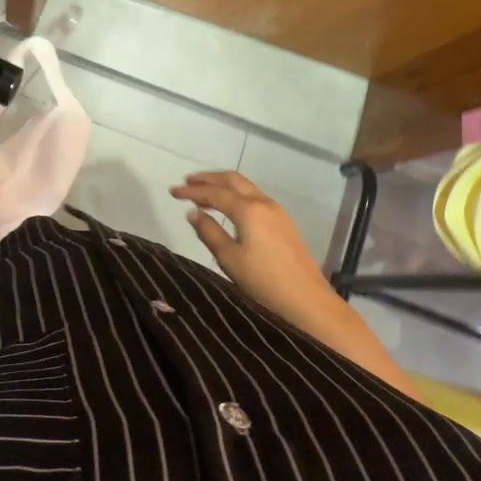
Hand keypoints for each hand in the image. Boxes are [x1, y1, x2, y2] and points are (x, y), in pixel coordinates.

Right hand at [172, 171, 330, 319]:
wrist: (308, 301)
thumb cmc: (264, 282)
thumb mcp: (229, 259)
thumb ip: (209, 232)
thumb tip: (193, 213)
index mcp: (248, 209)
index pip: (214, 192)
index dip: (191, 191)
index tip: (172, 192)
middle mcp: (264, 202)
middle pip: (232, 180)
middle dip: (208, 178)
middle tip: (187, 182)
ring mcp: (277, 212)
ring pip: (245, 187)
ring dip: (223, 186)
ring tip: (203, 193)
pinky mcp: (284, 223)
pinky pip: (255, 197)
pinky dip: (236, 195)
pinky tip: (228, 208)